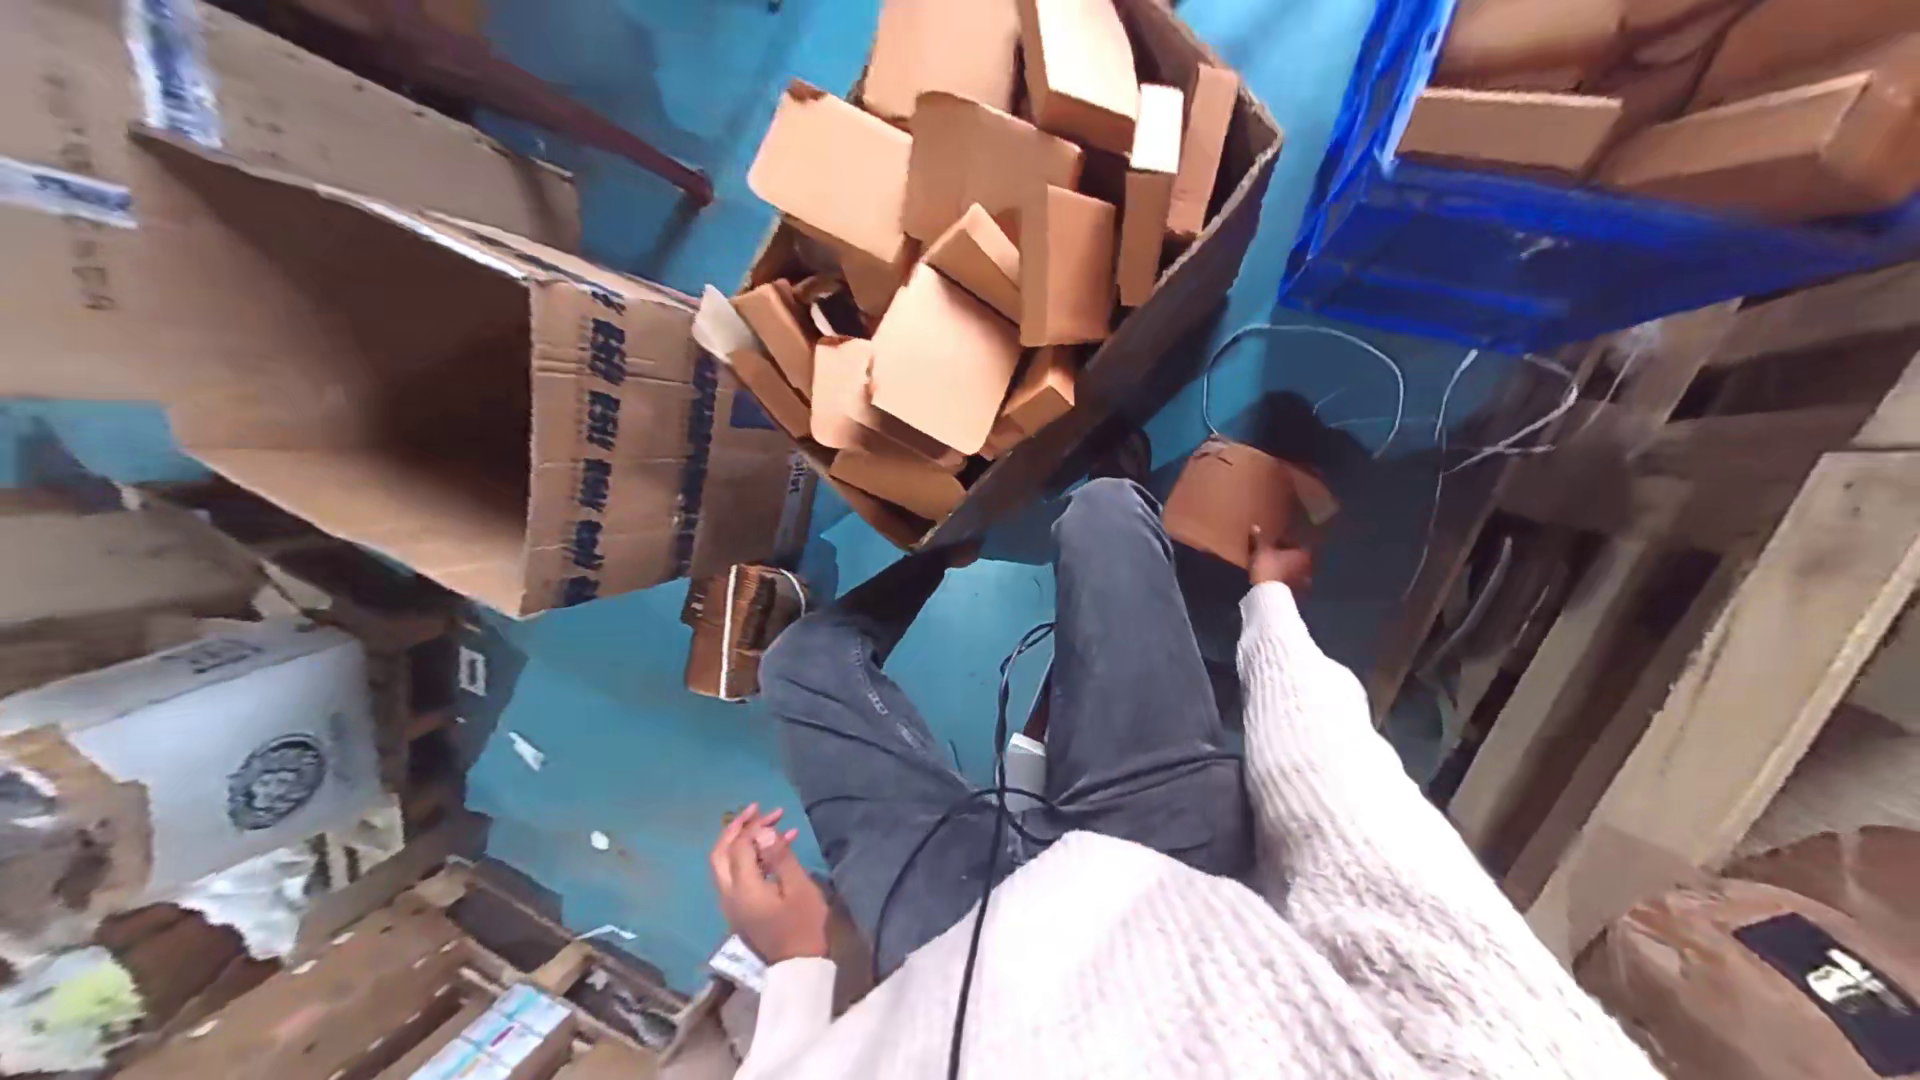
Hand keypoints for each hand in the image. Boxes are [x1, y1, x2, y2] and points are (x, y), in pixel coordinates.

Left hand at [709, 804, 829, 963]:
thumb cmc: (803, 924)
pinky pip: (738, 875)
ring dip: (744, 841)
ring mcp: (733, 904)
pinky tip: (779, 847)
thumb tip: (764, 831)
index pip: (738, 847)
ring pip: (726, 864)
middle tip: (758, 810)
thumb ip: (780, 857)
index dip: (754, 827)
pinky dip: (752, 857)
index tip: (775, 814)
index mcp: (743, 889)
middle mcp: (730, 895)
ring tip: (773, 823)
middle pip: (720, 854)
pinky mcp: (741, 909)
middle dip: (737, 828)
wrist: (799, 967)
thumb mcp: (798, 887)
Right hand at [1248, 525, 1312, 590]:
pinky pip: (1293, 581)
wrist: (1268, 593)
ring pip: (1297, 569)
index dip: (1286, 542)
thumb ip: (1259, 538)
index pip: (1299, 543)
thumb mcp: (1261, 550)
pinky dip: (1287, 578)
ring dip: (1288, 567)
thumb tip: (1255, 526)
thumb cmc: (1268, 567)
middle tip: (1275, 553)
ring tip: (1275, 566)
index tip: (1275, 542)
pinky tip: (1277, 578)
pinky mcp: (1298, 591)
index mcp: (1304, 553)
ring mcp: (1305, 580)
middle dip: (1288, 554)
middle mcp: (1308, 565)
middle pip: (1299, 557)